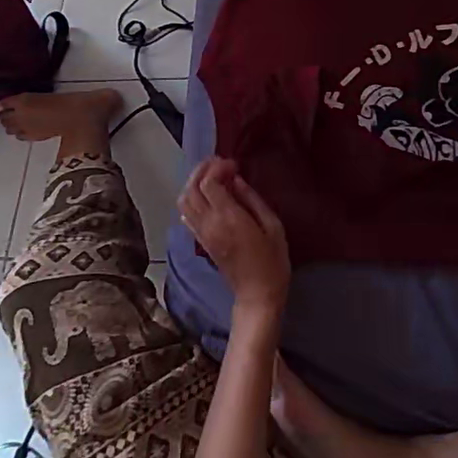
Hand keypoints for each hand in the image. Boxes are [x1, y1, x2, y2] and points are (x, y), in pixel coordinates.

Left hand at [179, 157, 290, 322]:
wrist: (257, 294)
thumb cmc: (273, 261)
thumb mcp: (273, 227)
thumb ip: (253, 201)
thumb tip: (237, 181)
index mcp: (228, 218)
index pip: (208, 183)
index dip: (217, 168)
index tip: (234, 164)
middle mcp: (209, 223)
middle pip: (191, 189)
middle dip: (201, 170)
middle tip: (219, 163)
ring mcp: (202, 233)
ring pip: (184, 201)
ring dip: (194, 184)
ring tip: (212, 176)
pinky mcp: (201, 241)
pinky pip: (187, 215)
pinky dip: (192, 200)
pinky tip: (206, 197)